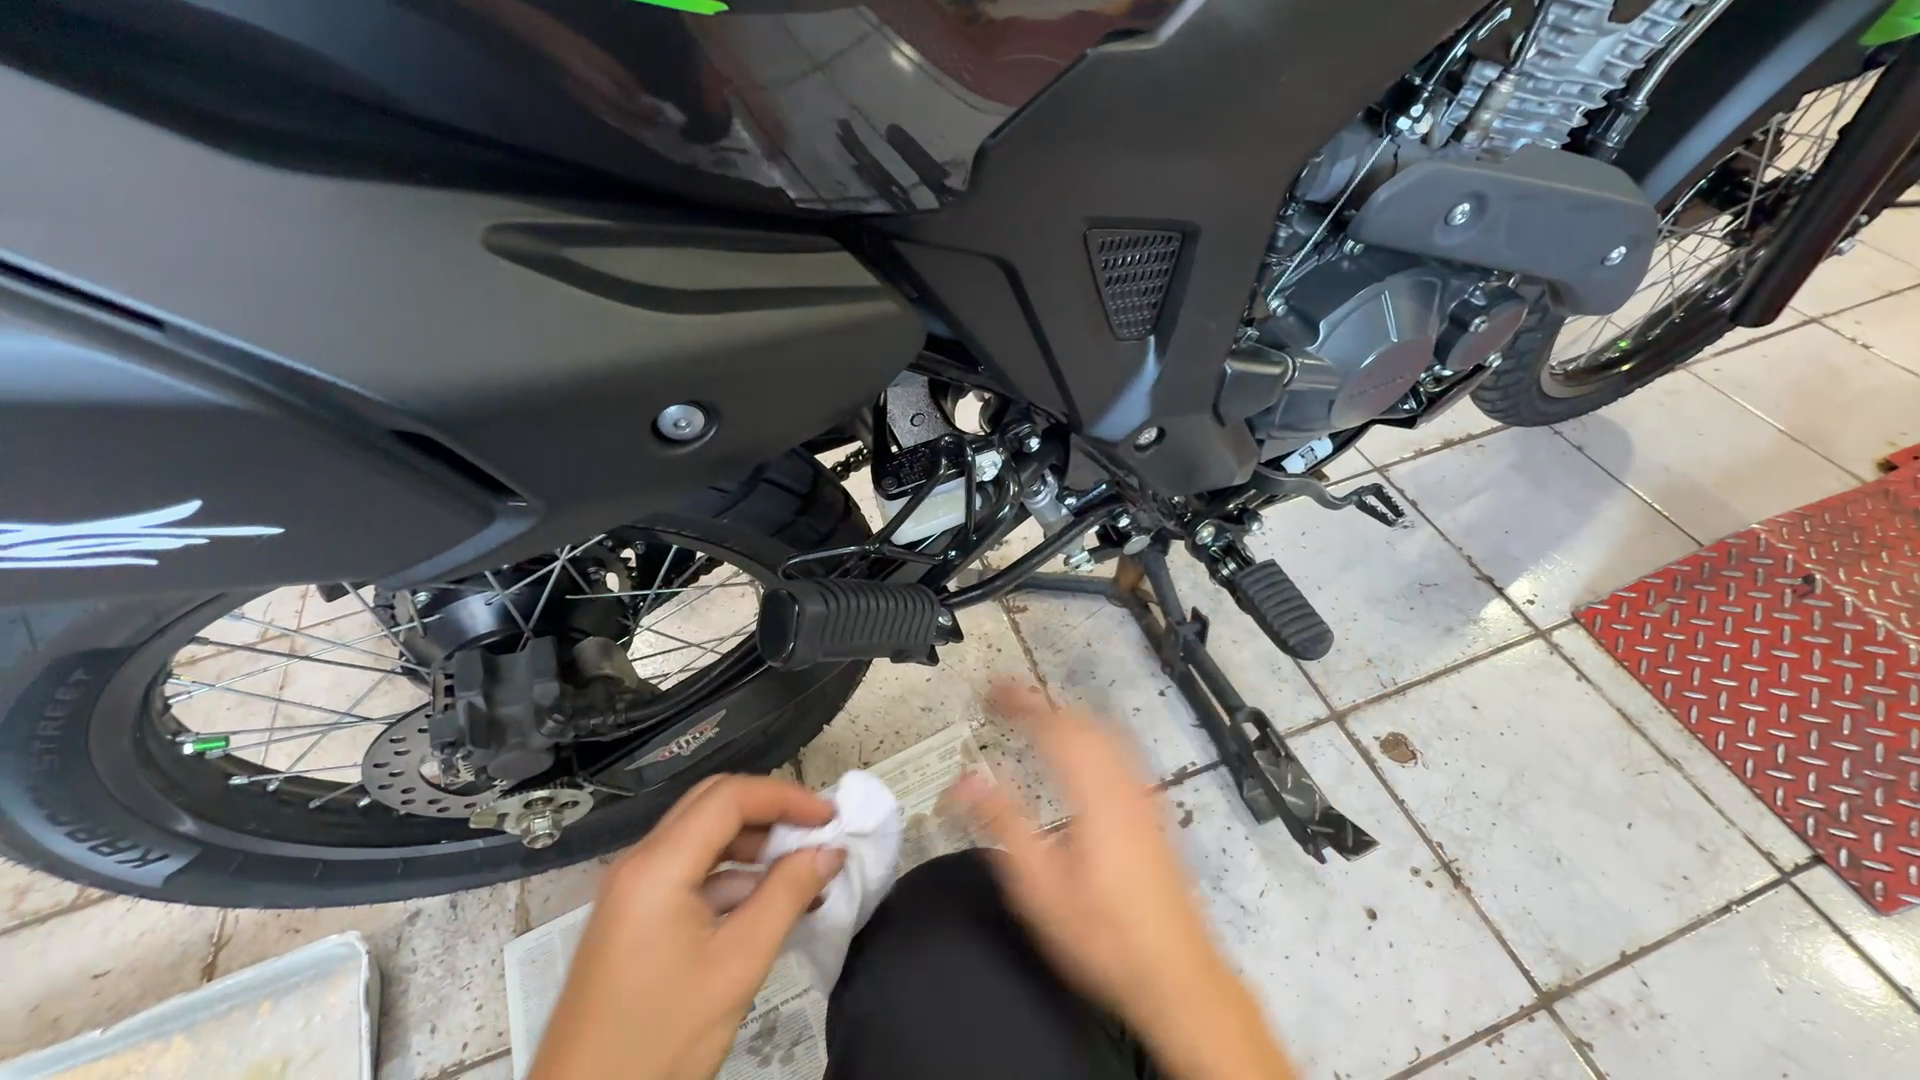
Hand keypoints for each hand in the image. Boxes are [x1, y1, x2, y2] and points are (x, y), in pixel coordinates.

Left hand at [530, 775, 845, 1079]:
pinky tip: (770, 904)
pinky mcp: (635, 917)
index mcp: (657, 865)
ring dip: (754, 845)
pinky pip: (690, 873)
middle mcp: (639, 863)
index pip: (729, 797)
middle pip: (713, 806)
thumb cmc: (662, 1036)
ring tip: (804, 873)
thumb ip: (786, 896)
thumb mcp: (738, 964)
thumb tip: (830, 852)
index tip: (832, 818)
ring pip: (702, 839)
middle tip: (818, 833)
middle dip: (771, 812)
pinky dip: (733, 877)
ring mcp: (633, 890)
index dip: (786, 797)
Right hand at [952, 683, 1295, 1079]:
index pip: (1056, 728)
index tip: (993, 691)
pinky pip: (1120, 753)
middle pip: (1085, 723)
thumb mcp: (1038, 884)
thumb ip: (1001, 823)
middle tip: (1006, 698)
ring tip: (1035, 717)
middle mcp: (1125, 784)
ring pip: (1107, 736)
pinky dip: (1091, 737)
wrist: (1175, 973)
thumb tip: (964, 778)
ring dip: (1069, 718)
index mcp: (1094, 793)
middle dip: (1043, 703)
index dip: (1022, 703)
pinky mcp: (1154, 815)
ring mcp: (1145, 798)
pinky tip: (1080, 756)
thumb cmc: (1101, 932)